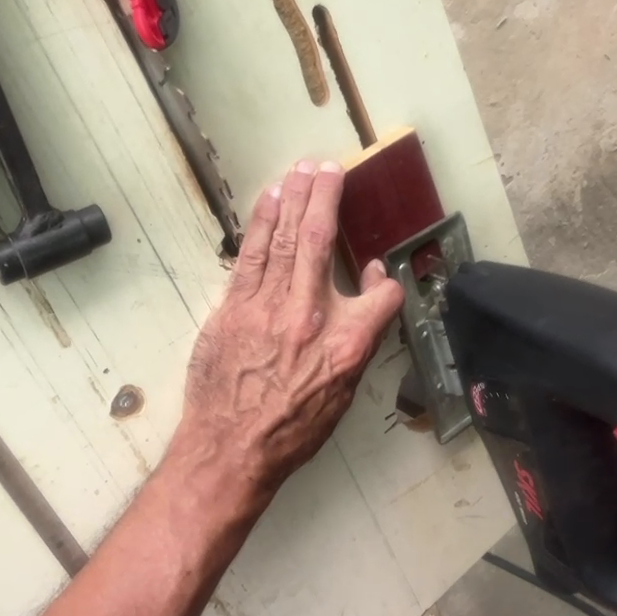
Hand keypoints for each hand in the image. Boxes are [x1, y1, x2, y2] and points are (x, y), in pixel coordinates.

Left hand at [166, 160, 405, 508]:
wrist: (230, 449)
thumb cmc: (289, 430)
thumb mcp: (342, 396)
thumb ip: (359, 339)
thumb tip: (368, 294)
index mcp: (345, 346)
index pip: (382, 297)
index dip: (386, 281)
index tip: (379, 272)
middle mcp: (308, 317)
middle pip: (321, 241)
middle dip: (325, 197)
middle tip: (329, 166)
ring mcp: (266, 308)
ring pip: (283, 238)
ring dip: (293, 198)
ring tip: (301, 169)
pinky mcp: (233, 308)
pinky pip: (251, 254)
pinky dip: (261, 223)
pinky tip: (269, 199)